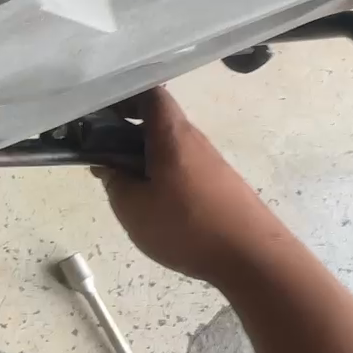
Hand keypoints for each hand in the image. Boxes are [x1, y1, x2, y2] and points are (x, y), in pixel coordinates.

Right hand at [95, 88, 290, 284]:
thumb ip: (114, 181)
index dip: (123, 94)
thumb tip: (107, 165)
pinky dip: (160, 172)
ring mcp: (209, 162)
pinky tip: (153, 201)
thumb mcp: (132, 207)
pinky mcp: (219, 183)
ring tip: (122, 182)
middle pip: (157, 119)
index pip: (150, 93)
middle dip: (126, 128)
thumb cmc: (186, 226)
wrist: (252, 258)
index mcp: (171, 135)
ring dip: (142, 154)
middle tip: (100, 151)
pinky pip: (181, 165)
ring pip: (168, 145)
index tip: (99, 110)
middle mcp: (193, 140)